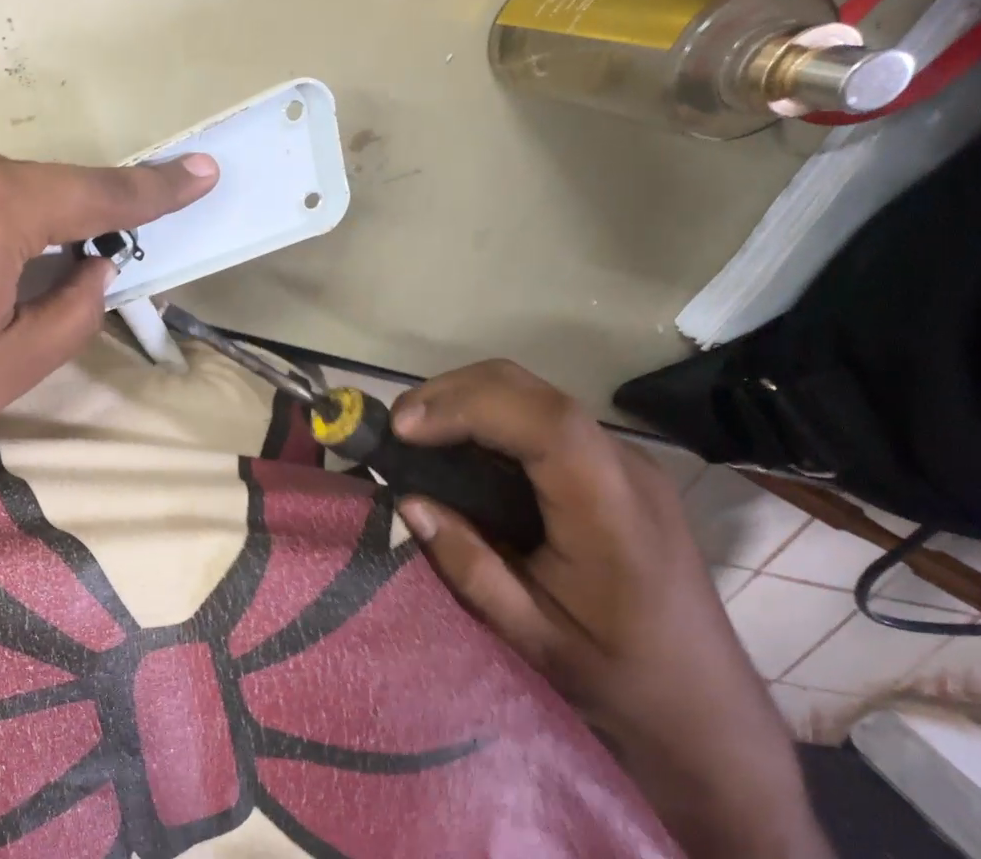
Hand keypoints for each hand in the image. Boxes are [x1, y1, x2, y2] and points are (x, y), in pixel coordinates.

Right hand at [390, 362, 828, 858]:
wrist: (701, 704)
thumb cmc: (616, 675)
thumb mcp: (529, 634)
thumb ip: (467, 565)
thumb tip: (407, 502)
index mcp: (611, 513)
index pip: (547, 423)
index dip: (468, 408)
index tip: (403, 430)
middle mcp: (625, 470)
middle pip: (534, 391)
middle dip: (452, 394)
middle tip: (393, 432)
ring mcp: (624, 464)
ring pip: (534, 396)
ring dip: (465, 403)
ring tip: (412, 441)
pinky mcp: (612, 470)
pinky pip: (541, 422)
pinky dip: (486, 420)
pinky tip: (454, 454)